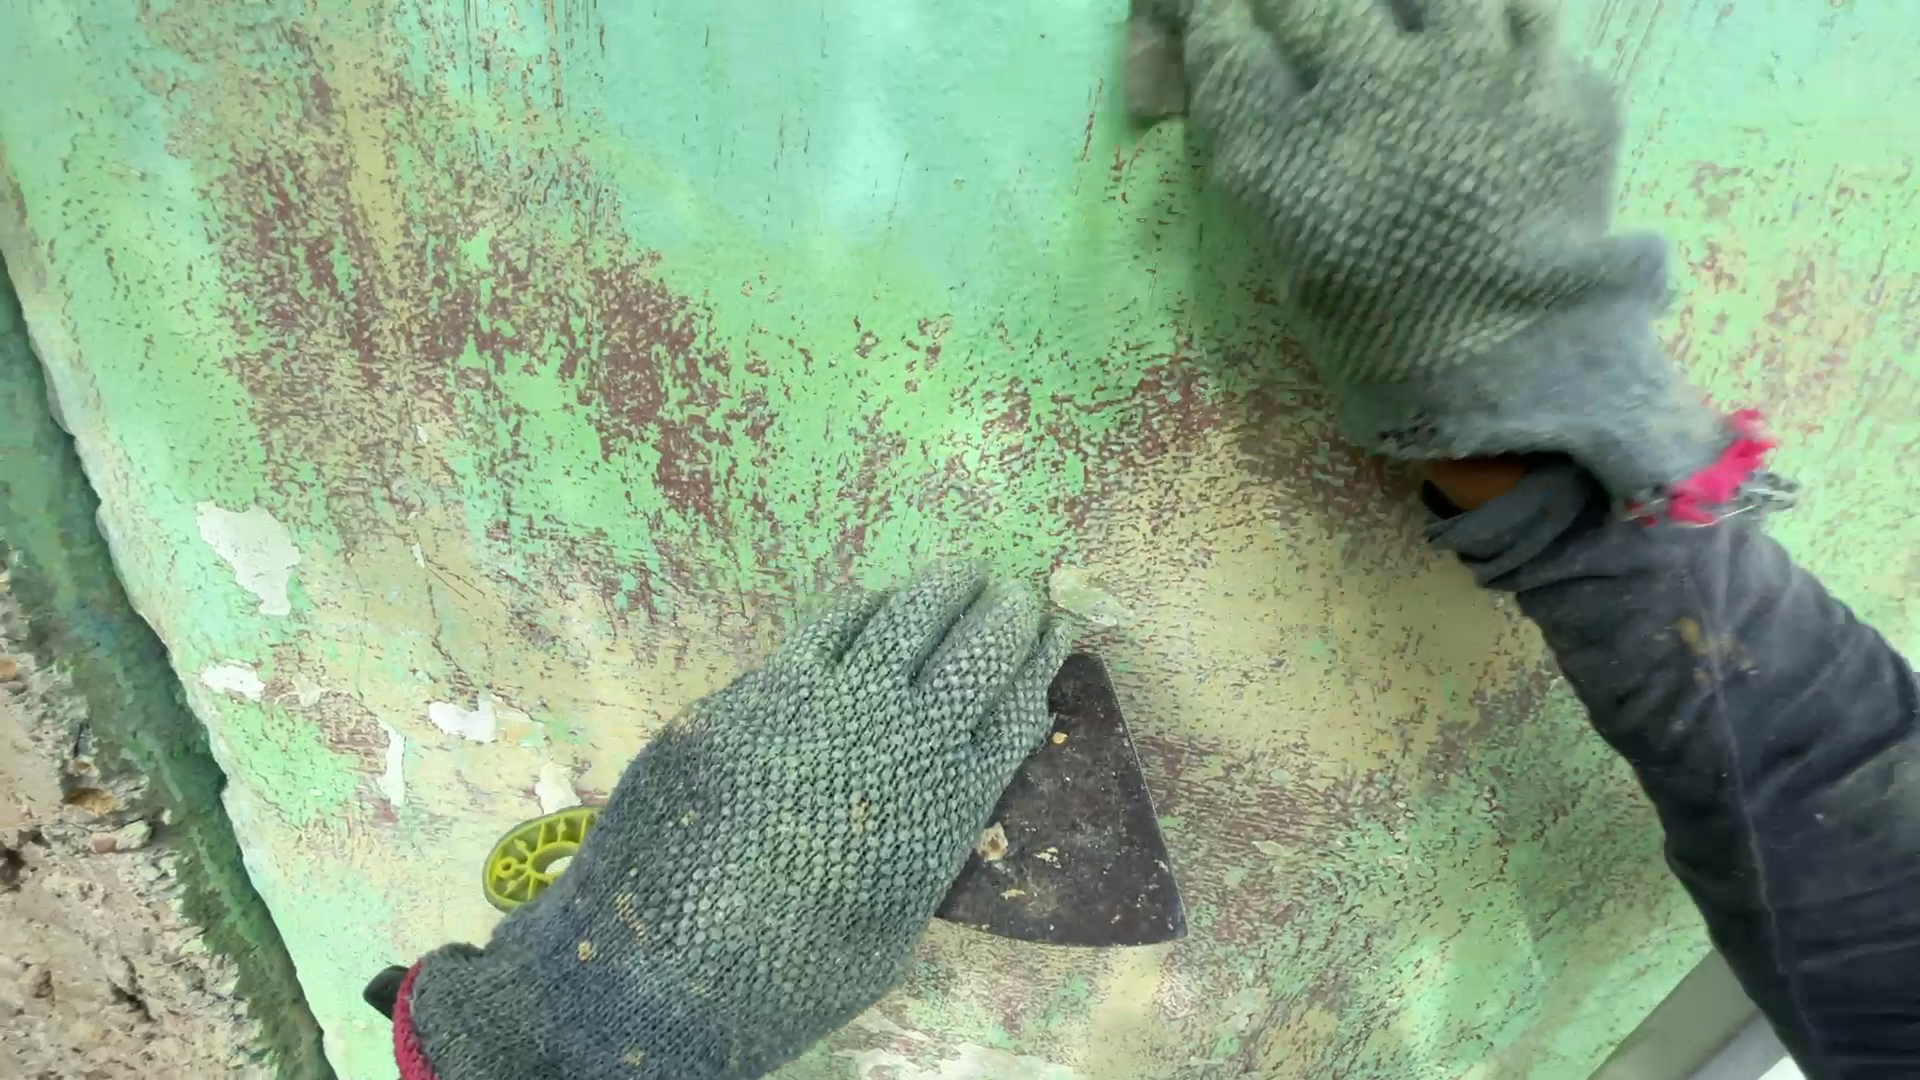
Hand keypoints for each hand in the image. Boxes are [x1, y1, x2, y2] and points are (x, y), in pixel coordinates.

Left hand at [390, 564, 1069, 1079]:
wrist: (654, 981)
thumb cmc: (788, 971)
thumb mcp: (897, 923)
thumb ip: (940, 830)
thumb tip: (974, 754)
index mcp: (943, 807)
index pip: (1015, 709)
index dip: (1043, 662)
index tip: (1060, 627)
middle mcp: (897, 742)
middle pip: (973, 654)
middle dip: (1006, 615)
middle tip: (1018, 589)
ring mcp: (825, 707)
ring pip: (904, 621)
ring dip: (944, 590)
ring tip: (965, 569)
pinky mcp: (758, 689)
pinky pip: (826, 626)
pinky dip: (862, 605)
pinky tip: (877, 596)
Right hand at [1127, 0, 1769, 520]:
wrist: (1499, 359)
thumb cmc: (1370, 325)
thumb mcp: (1285, 256)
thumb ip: (1263, 169)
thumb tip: (1251, 101)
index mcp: (1289, 165)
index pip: (1225, 54)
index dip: (1201, 22)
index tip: (1205, 18)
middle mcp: (1370, 96)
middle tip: (1274, 11)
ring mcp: (1469, 71)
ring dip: (1380, 0)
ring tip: (1376, 33)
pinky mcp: (1552, 71)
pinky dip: (1474, 9)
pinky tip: (1456, 35)